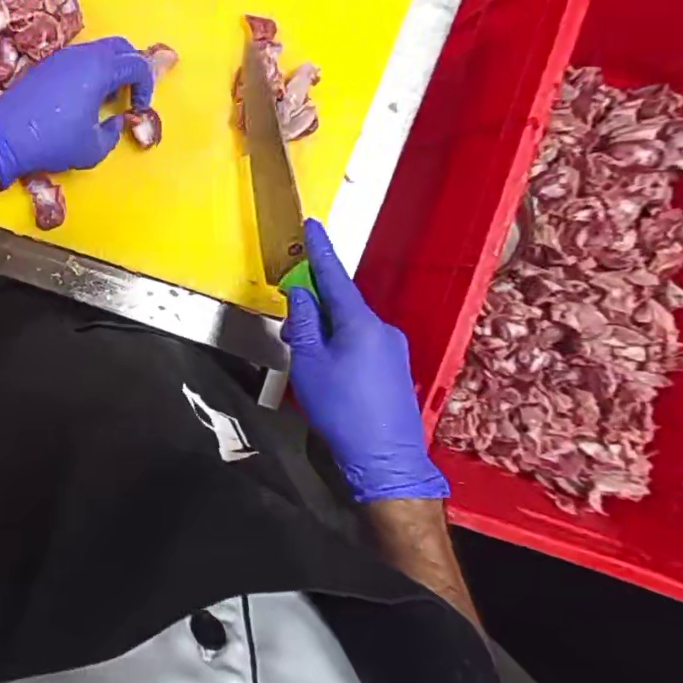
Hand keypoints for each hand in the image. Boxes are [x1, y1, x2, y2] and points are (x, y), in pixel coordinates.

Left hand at [0, 37, 155, 189]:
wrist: (4, 139)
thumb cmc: (52, 143)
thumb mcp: (93, 149)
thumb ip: (114, 132)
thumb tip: (116, 121)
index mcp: (99, 69)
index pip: (138, 65)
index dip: (146, 88)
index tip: (138, 109)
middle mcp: (81, 55)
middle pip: (119, 47)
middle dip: (131, 69)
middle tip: (128, 95)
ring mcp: (60, 57)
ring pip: (95, 52)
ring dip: (108, 70)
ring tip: (103, 100)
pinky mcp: (43, 66)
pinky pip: (75, 61)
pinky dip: (87, 73)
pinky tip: (79, 100)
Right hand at [281, 219, 448, 503]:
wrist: (384, 457)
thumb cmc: (341, 408)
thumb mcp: (309, 363)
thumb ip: (304, 324)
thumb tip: (301, 294)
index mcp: (361, 323)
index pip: (335, 277)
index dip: (320, 251)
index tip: (312, 226)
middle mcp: (382, 329)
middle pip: (340, 305)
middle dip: (312, 310)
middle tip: (289, 332)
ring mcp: (392, 349)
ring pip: (348, 327)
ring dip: (322, 333)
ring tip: (304, 361)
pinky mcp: (393, 368)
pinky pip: (359, 344)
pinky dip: (336, 347)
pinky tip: (324, 372)